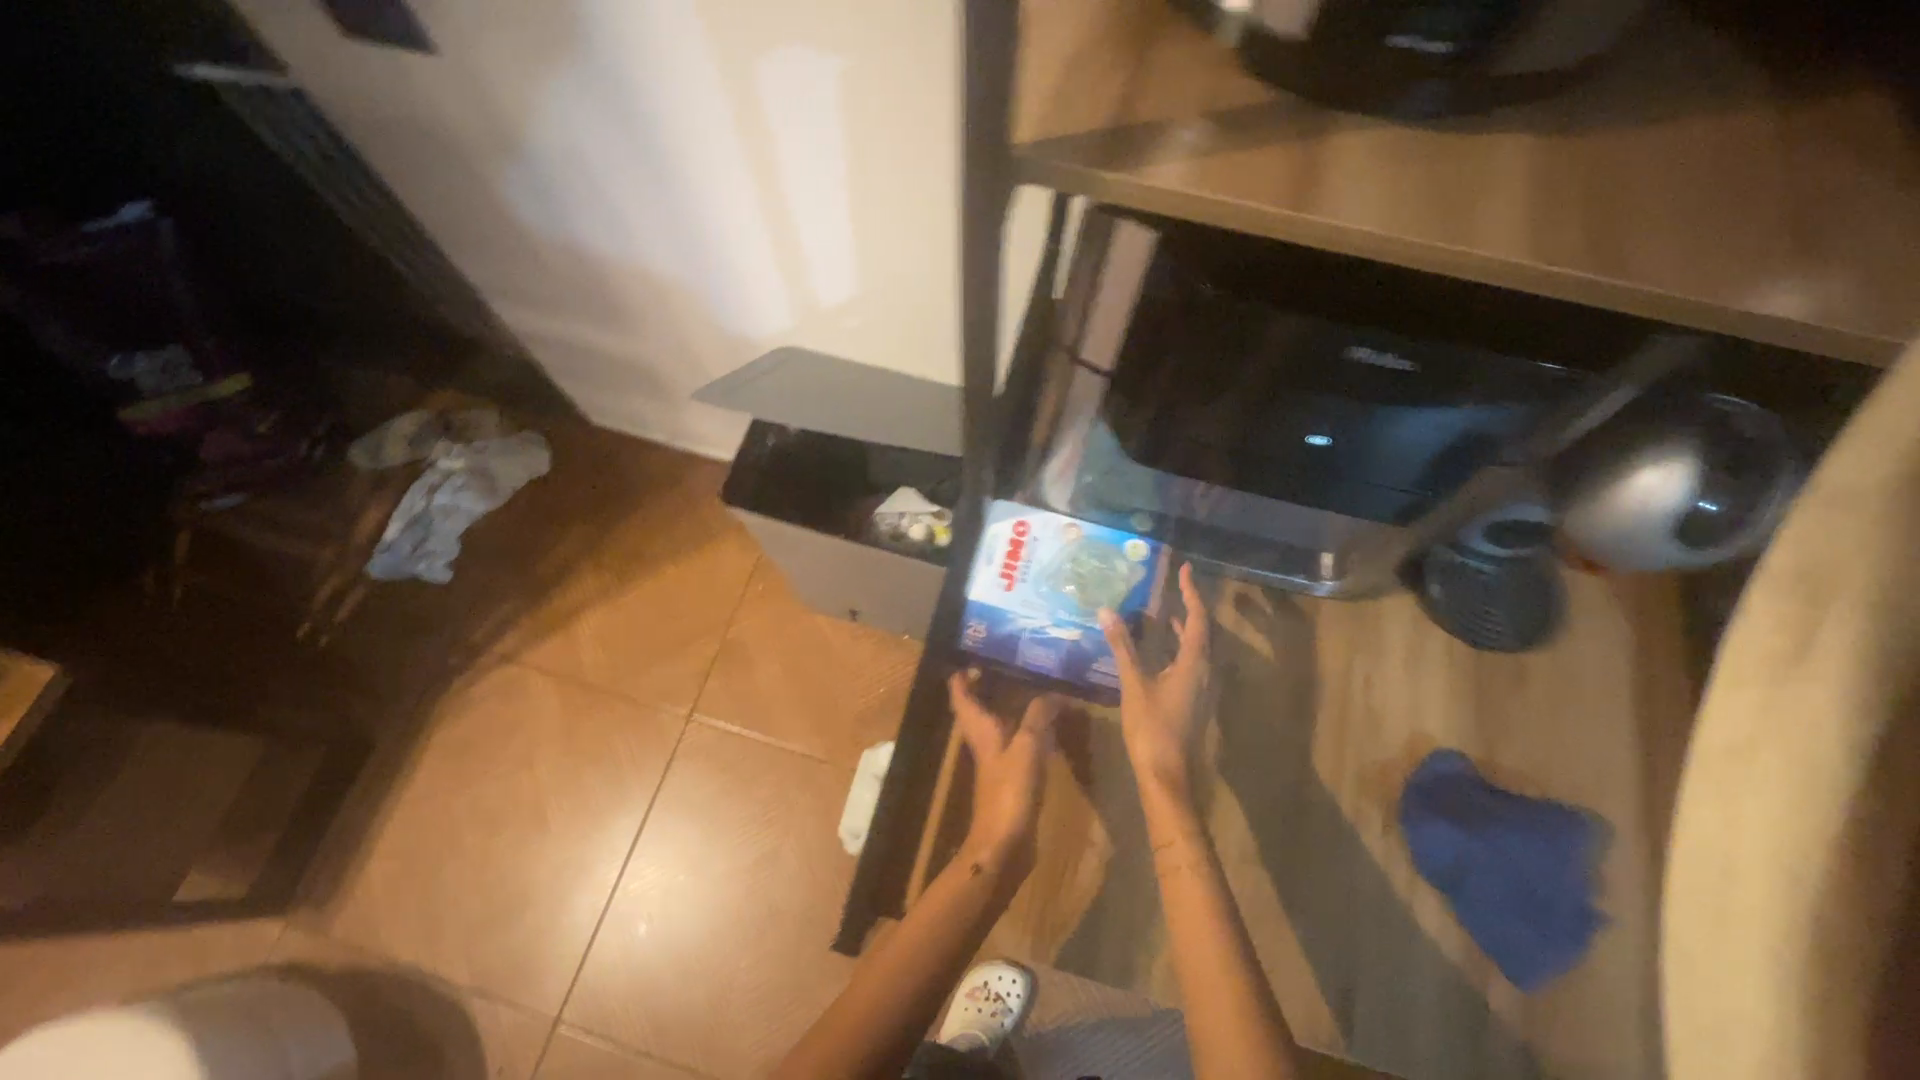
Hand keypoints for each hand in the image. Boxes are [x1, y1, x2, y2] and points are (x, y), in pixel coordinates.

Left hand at [949, 670, 1061, 880]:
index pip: (960, 692)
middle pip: (978, 705)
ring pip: (997, 722)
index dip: (965, 673)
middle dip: (991, 684)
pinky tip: (1049, 725)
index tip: (984, 656)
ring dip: (1011, 704)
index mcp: (978, 727)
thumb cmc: (1010, 790)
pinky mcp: (1009, 775)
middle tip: (1018, 665)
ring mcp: (995, 758)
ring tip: (1038, 687)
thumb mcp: (1028, 745)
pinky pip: (1015, 741)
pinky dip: (1027, 727)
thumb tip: (1053, 692)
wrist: (1004, 842)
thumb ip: (1038, 714)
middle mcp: (982, 739)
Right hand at [1100, 562, 1210, 804]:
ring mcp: (1201, 688)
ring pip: (1197, 649)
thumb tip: (1107, 611)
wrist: (1166, 773)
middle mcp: (1205, 671)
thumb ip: (1122, 646)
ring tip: (1165, 611)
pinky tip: (1160, 649)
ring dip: (1184, 628)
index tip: (1183, 569)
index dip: (1191, 592)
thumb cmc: (1151, 727)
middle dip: (1190, 606)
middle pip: (1202, 631)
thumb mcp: (1134, 683)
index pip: (1197, 617)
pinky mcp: (1193, 700)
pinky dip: (1178, 647)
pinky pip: (1190, 663)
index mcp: (1194, 663)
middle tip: (1174, 586)